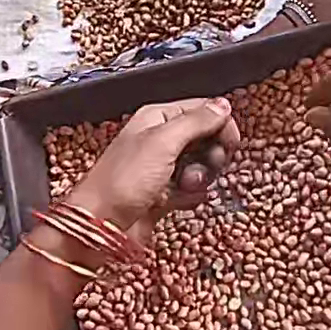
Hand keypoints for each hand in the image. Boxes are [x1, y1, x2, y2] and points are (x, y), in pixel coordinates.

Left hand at [66, 98, 241, 243]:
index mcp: (158, 118)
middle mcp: (161, 139)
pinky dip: (191, 196)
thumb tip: (223, 105)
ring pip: (201, 165)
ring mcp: (163, 167)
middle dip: (212, 154)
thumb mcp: (163, 142)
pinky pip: (192, 189)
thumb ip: (196, 121)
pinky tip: (179, 200)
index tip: (230, 144)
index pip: (203, 110)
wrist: (101, 224)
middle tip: (206, 166)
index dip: (221, 125)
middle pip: (206, 138)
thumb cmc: (124, 180)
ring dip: (201, 177)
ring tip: (184, 186)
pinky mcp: (165, 192)